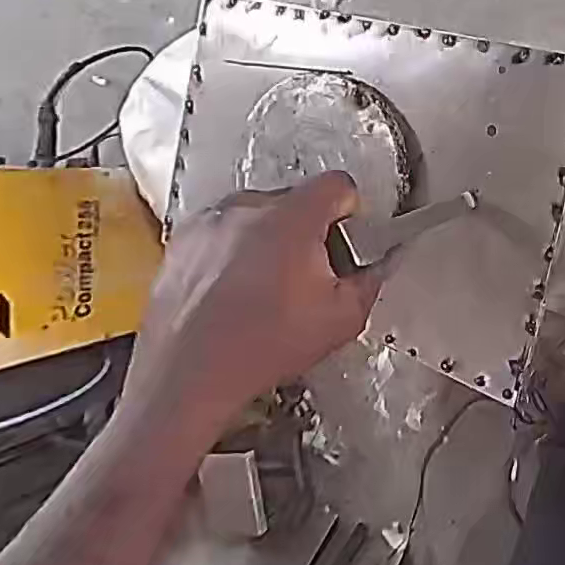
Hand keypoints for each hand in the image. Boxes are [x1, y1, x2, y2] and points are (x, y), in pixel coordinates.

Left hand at [125, 173, 384, 441]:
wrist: (186, 380)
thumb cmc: (261, 347)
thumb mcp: (342, 318)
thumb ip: (373, 279)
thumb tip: (382, 263)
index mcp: (291, 219)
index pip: (337, 183)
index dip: (351, 209)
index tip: (348, 235)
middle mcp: (246, 208)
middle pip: (297, 198)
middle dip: (310, 228)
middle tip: (310, 272)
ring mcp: (209, 223)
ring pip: (259, 213)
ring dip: (272, 237)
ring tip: (270, 284)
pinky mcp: (181, 242)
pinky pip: (225, 231)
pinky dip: (236, 249)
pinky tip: (238, 290)